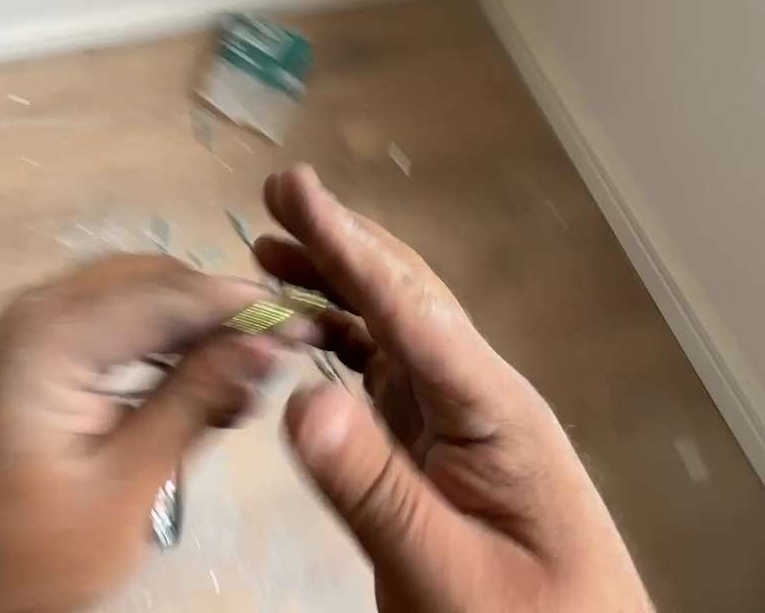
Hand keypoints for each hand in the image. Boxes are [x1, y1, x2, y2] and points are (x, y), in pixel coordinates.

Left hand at [0, 254, 287, 612]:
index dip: (243, 303)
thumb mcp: (124, 488)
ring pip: (135, 289)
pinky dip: (159, 334)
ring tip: (247, 367)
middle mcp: (41, 305)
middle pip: (153, 278)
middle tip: (282, 345)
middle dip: (220, 305)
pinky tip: (196, 373)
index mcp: (54, 336)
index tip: (306, 322)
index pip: (170, 293)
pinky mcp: (35, 339)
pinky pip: (112, 313)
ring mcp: (33, 318)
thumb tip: (263, 344)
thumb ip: (192, 403)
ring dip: (193, 318)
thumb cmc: (23, 551)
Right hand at [255, 165, 651, 612]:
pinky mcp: (430, 433)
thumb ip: (376, 490)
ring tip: (270, 248)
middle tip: (278, 192)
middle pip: (400, 292)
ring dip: (329, 277)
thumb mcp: (450, 575)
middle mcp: (472, 389)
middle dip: (337, 237)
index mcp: (495, 407)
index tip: (295, 190)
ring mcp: (451, 409)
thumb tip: (299, 399)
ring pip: (384, 319)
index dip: (344, 244)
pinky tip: (300, 322)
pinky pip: (375, 362)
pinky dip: (333, 332)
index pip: (408, 307)